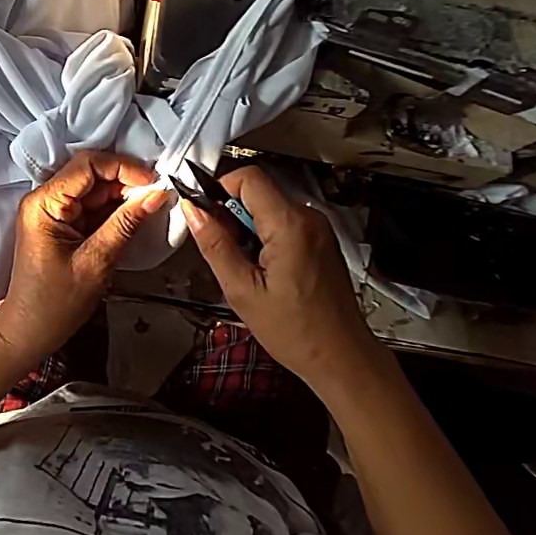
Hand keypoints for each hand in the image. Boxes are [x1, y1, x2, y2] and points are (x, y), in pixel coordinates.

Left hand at [0, 151, 169, 360]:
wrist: (30, 331)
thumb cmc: (54, 304)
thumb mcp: (96, 262)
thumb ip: (126, 224)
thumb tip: (156, 195)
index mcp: (44, 204)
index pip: (87, 165)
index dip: (123, 167)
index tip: (152, 181)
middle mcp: (44, 200)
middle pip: (91, 172)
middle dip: (126, 180)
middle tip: (156, 194)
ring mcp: (52, 210)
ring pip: (95, 187)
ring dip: (123, 194)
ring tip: (149, 205)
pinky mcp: (62, 222)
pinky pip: (92, 204)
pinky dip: (114, 208)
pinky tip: (134, 215)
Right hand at [181, 165, 376, 381]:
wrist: (341, 357)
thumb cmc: (297, 332)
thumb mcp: (242, 290)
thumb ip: (215, 245)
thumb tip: (193, 212)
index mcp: (290, 225)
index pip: (248, 177)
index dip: (219, 188)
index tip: (204, 212)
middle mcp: (309, 219)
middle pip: (259, 191)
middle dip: (232, 213)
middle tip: (223, 249)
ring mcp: (319, 229)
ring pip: (269, 207)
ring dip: (248, 227)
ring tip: (245, 266)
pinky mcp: (321, 241)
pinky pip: (284, 223)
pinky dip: (265, 236)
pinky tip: (263, 270)